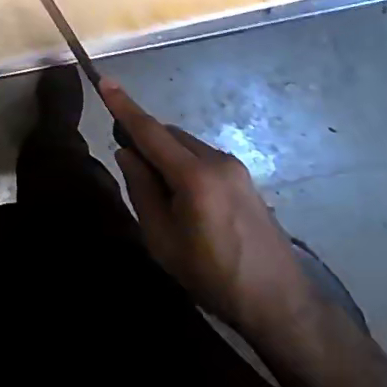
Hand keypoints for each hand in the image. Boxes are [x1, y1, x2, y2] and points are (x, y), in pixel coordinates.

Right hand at [100, 77, 312, 332]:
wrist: (280, 304)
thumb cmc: (213, 277)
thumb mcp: (163, 242)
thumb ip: (141, 191)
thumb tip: (127, 154)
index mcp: (194, 176)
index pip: (151, 130)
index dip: (124, 107)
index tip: (105, 81)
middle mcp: (216, 159)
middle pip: (169, 135)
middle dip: (146, 141)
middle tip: (132, 169)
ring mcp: (235, 166)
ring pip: (187, 145)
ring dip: (167, 154)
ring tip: (162, 194)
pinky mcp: (245, 177)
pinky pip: (203, 157)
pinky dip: (186, 164)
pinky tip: (186, 199)